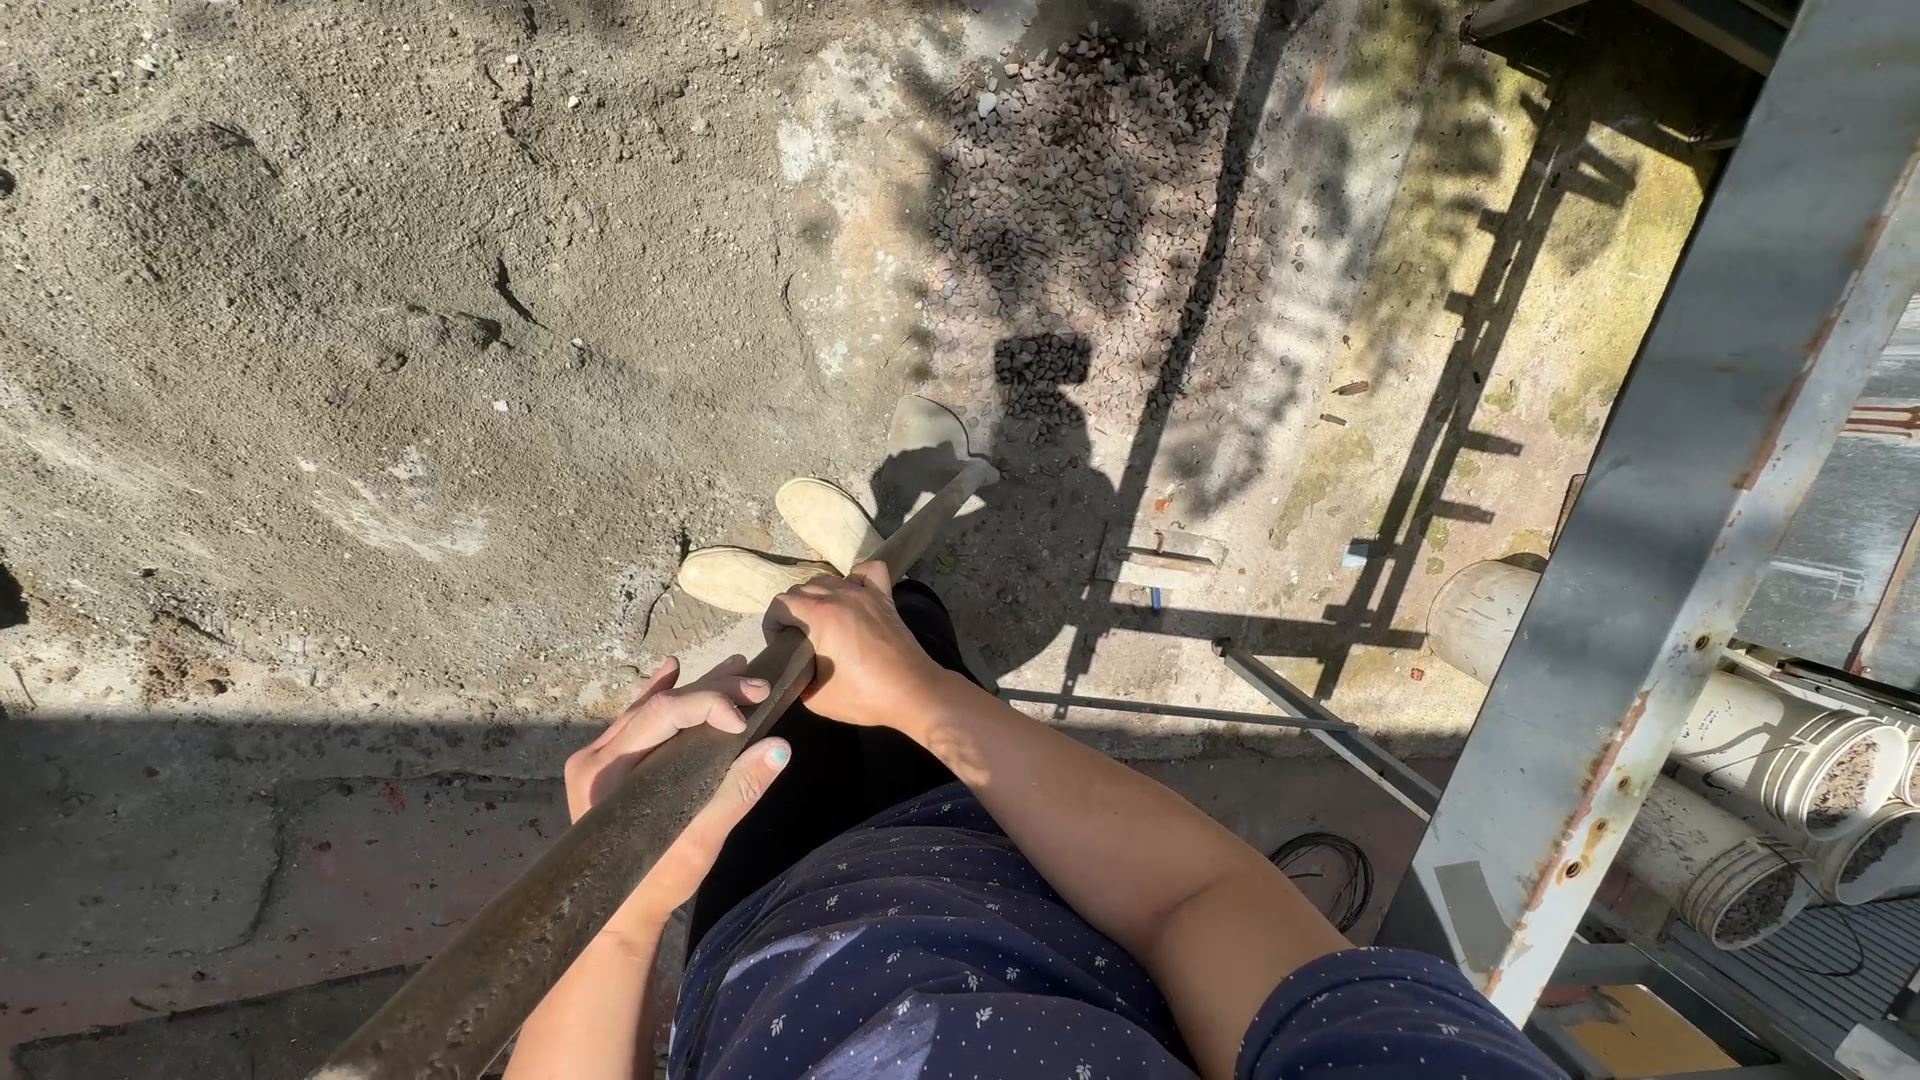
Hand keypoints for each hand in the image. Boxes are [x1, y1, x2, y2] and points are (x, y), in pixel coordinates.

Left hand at [564, 655, 791, 921]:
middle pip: (662, 704)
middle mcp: (597, 755)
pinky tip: (673, 667)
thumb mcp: (699, 842)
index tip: (749, 717)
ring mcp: (600, 758)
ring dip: (699, 687)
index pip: (664, 713)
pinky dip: (662, 692)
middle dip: (715, 690)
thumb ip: (736, 793)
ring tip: (738, 669)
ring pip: (655, 706)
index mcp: (607, 769)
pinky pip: (641, 718)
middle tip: (760, 686)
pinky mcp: (611, 765)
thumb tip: (780, 748)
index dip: (710, 702)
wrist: (613, 920)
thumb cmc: (652, 883)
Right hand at [762, 561, 951, 728]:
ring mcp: (865, 594)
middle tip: (798, 640)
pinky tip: (853, 596)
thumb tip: (796, 669)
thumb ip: (797, 677)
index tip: (781, 646)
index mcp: (820, 616)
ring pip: (828, 579)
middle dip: (792, 612)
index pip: (780, 604)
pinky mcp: (885, 598)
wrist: (913, 692)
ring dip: (817, 596)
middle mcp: (841, 596)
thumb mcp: (816, 698)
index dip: (772, 625)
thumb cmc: (865, 696)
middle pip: (802, 589)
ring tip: (821, 622)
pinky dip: (855, 578)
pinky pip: (868, 572)